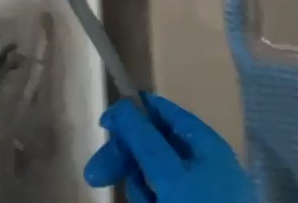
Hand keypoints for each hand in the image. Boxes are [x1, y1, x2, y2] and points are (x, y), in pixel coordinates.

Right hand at [84, 94, 253, 202]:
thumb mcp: (170, 175)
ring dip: (138, 190)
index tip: (103, 127)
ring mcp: (197, 194)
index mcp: (204, 144)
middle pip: (152, 147)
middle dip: (124, 159)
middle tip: (94, 177)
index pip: (161, 112)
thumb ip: (144, 138)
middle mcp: (201, 164)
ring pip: (153, 180)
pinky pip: (159, 200)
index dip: (131, 113)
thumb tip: (122, 104)